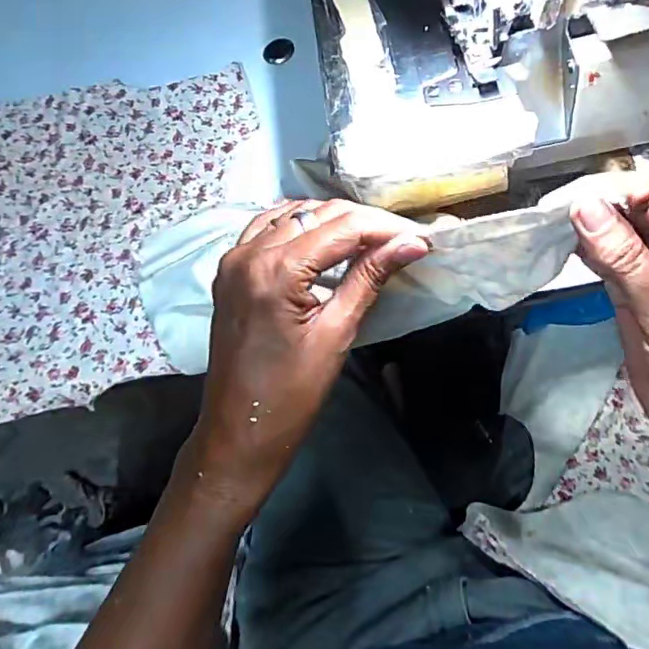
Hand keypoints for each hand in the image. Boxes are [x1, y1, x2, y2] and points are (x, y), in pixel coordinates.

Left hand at [184, 200, 429, 514]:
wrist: (238, 433)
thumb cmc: (291, 396)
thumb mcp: (336, 333)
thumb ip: (370, 277)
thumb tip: (412, 243)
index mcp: (274, 270)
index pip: (341, 227)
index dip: (384, 228)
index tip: (419, 236)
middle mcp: (248, 253)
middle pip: (316, 215)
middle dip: (363, 223)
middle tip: (402, 239)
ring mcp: (233, 259)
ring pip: (291, 215)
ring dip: (331, 221)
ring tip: (371, 239)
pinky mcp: (229, 269)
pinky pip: (267, 228)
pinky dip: (298, 226)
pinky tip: (324, 238)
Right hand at [567, 171, 648, 466]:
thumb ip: (626, 259)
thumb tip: (584, 207)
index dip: (608, 192)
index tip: (565, 203)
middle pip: (630, 204)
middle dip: (591, 203)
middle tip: (547, 213)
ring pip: (613, 225)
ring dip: (582, 222)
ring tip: (546, 225)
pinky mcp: (632, 282)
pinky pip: (604, 251)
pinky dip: (581, 246)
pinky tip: (560, 245)